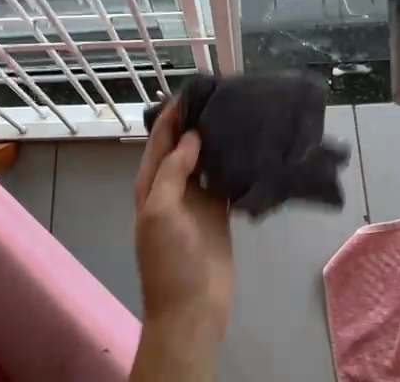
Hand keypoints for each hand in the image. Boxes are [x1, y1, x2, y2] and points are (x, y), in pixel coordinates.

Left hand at [132, 100, 233, 337]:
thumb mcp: (160, 212)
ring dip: (216, 139)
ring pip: (204, 159)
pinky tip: (248, 146)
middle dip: (196, 120)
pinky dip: (232, 162)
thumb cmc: (169, 261)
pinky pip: (223, 179)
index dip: (173, 113)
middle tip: (222, 94)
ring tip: (237, 112)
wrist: (192, 310)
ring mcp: (196, 200)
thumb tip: (191, 137)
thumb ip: (172, 171)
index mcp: (151, 184)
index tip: (193, 88)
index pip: (160, 138)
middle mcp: (172, 187)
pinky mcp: (217, 212)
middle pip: (183, 145)